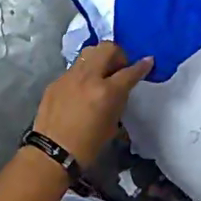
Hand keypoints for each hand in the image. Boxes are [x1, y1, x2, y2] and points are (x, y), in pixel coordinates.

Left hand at [32, 42, 153, 164]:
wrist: (52, 152)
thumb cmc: (87, 146)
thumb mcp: (112, 124)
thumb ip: (118, 100)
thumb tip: (121, 88)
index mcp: (105, 91)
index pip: (129, 72)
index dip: (142, 66)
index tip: (148, 62)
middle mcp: (87, 77)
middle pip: (106, 48)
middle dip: (118, 54)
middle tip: (119, 68)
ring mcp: (69, 76)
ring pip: (88, 53)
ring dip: (99, 58)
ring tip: (101, 74)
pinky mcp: (56, 80)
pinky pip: (74, 68)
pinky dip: (84, 73)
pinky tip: (82, 88)